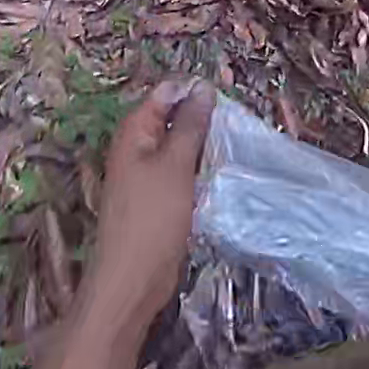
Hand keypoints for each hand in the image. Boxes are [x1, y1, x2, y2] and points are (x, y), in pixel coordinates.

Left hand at [36, 78, 215, 368]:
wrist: (132, 280)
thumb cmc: (152, 217)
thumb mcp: (175, 165)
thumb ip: (189, 125)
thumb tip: (203, 88)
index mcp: (134, 127)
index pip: (165, 92)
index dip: (194, 92)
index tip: (227, 101)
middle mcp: (136, 143)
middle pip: (171, 116)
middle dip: (200, 118)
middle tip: (236, 124)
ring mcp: (144, 170)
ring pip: (177, 144)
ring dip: (201, 145)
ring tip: (234, 145)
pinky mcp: (155, 194)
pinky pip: (178, 169)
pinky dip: (196, 168)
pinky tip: (219, 173)